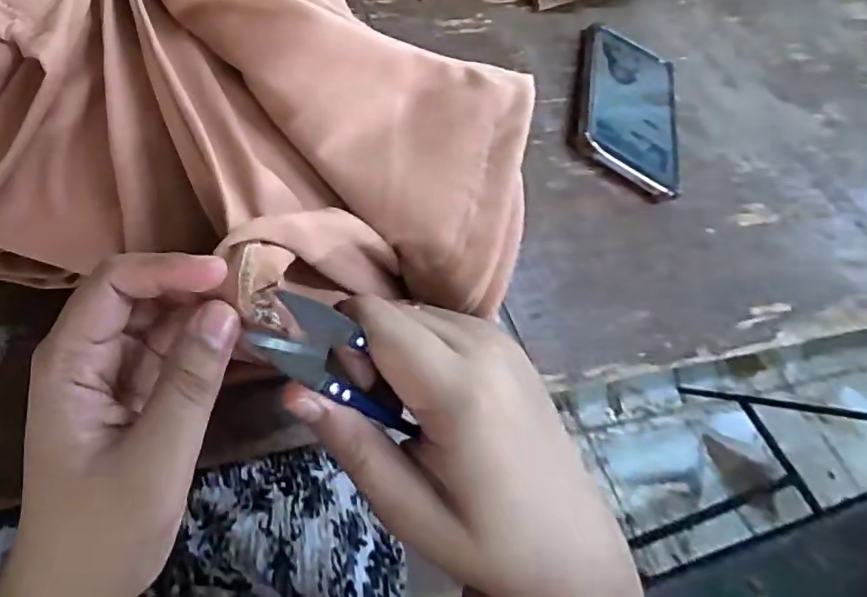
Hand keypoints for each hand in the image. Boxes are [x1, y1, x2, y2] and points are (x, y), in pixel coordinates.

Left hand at [0, 254, 240, 596]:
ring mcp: (106, 367)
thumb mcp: (154, 463)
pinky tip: (238, 340)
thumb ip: (190, 384)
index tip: (220, 273)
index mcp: (68, 359)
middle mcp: (83, 350)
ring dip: (200, 312)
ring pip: (155, 316)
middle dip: (189, 286)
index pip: (113, 283)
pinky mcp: (128, 386)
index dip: (166, 269)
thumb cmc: (102, 533)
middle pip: (136, 292)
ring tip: (252, 311)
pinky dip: (200, 343)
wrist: (74, 592)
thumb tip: (224, 311)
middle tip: (247, 291)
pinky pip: (166, 348)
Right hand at [283, 299, 639, 596]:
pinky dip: (415, 345)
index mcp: (459, 386)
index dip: (341, 342)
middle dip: (362, 347)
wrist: (577, 557)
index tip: (351, 392)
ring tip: (408, 407)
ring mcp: (498, 336)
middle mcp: (481, 343)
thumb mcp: (408, 508)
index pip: (370, 315)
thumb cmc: (487, 542)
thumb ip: (349, 441)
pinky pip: (434, 318)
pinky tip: (433, 395)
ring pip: (406, 311)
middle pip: (385, 310)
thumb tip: (290, 390)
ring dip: (388, 346)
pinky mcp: (504, 338)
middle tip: (378, 408)